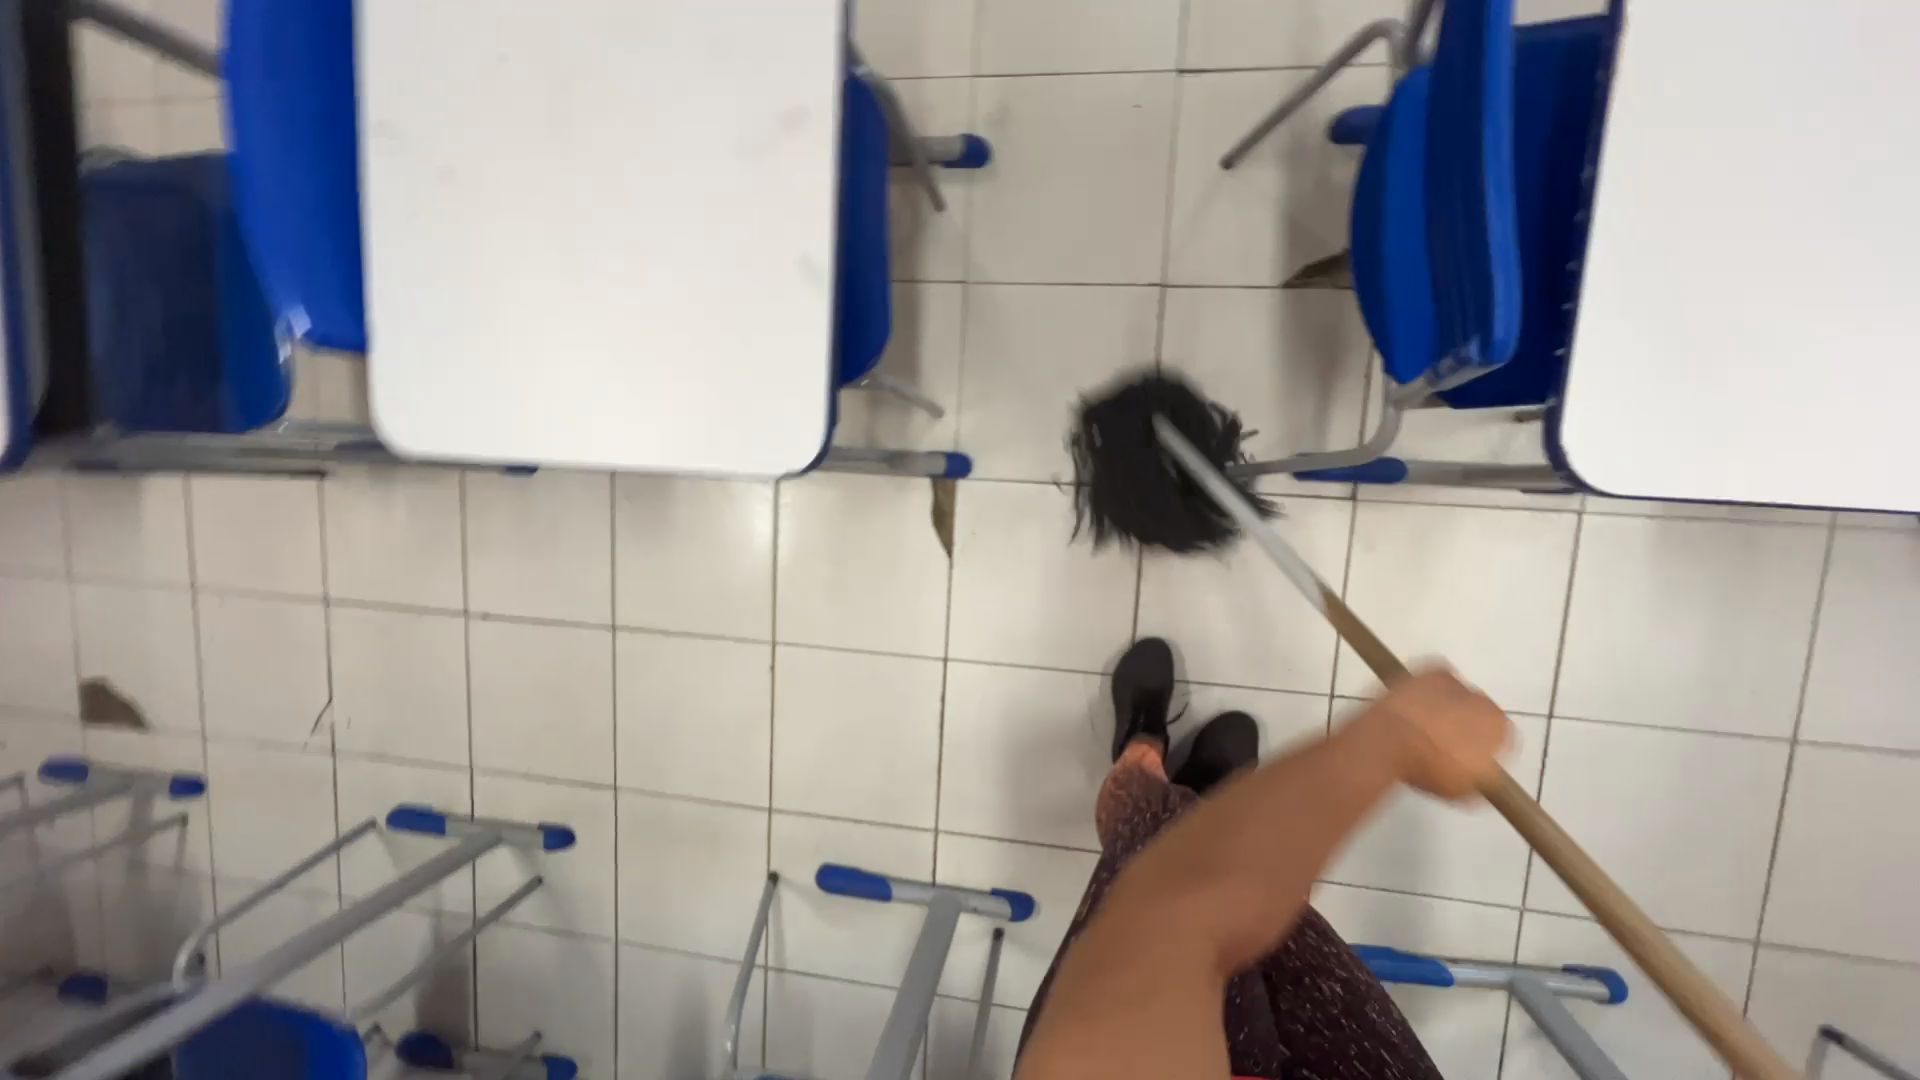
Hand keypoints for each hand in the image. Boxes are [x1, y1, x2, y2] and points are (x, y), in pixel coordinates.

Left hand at [1352, 668, 1510, 800]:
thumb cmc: (1429, 769)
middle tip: (1439, 741)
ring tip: (1420, 723)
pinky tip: (1413, 701)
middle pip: (1476, 714)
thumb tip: (1476, 770)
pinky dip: (1426, 687)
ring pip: (1454, 695)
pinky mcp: (1424, 669)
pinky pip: (1433, 678)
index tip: (1462, 758)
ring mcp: (1452, 682)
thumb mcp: (1465, 789)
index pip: (1498, 738)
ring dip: (1443, 705)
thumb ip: (1480, 775)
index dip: (1479, 749)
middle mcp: (1483, 702)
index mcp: (1500, 730)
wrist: (1388, 740)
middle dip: (1462, 724)